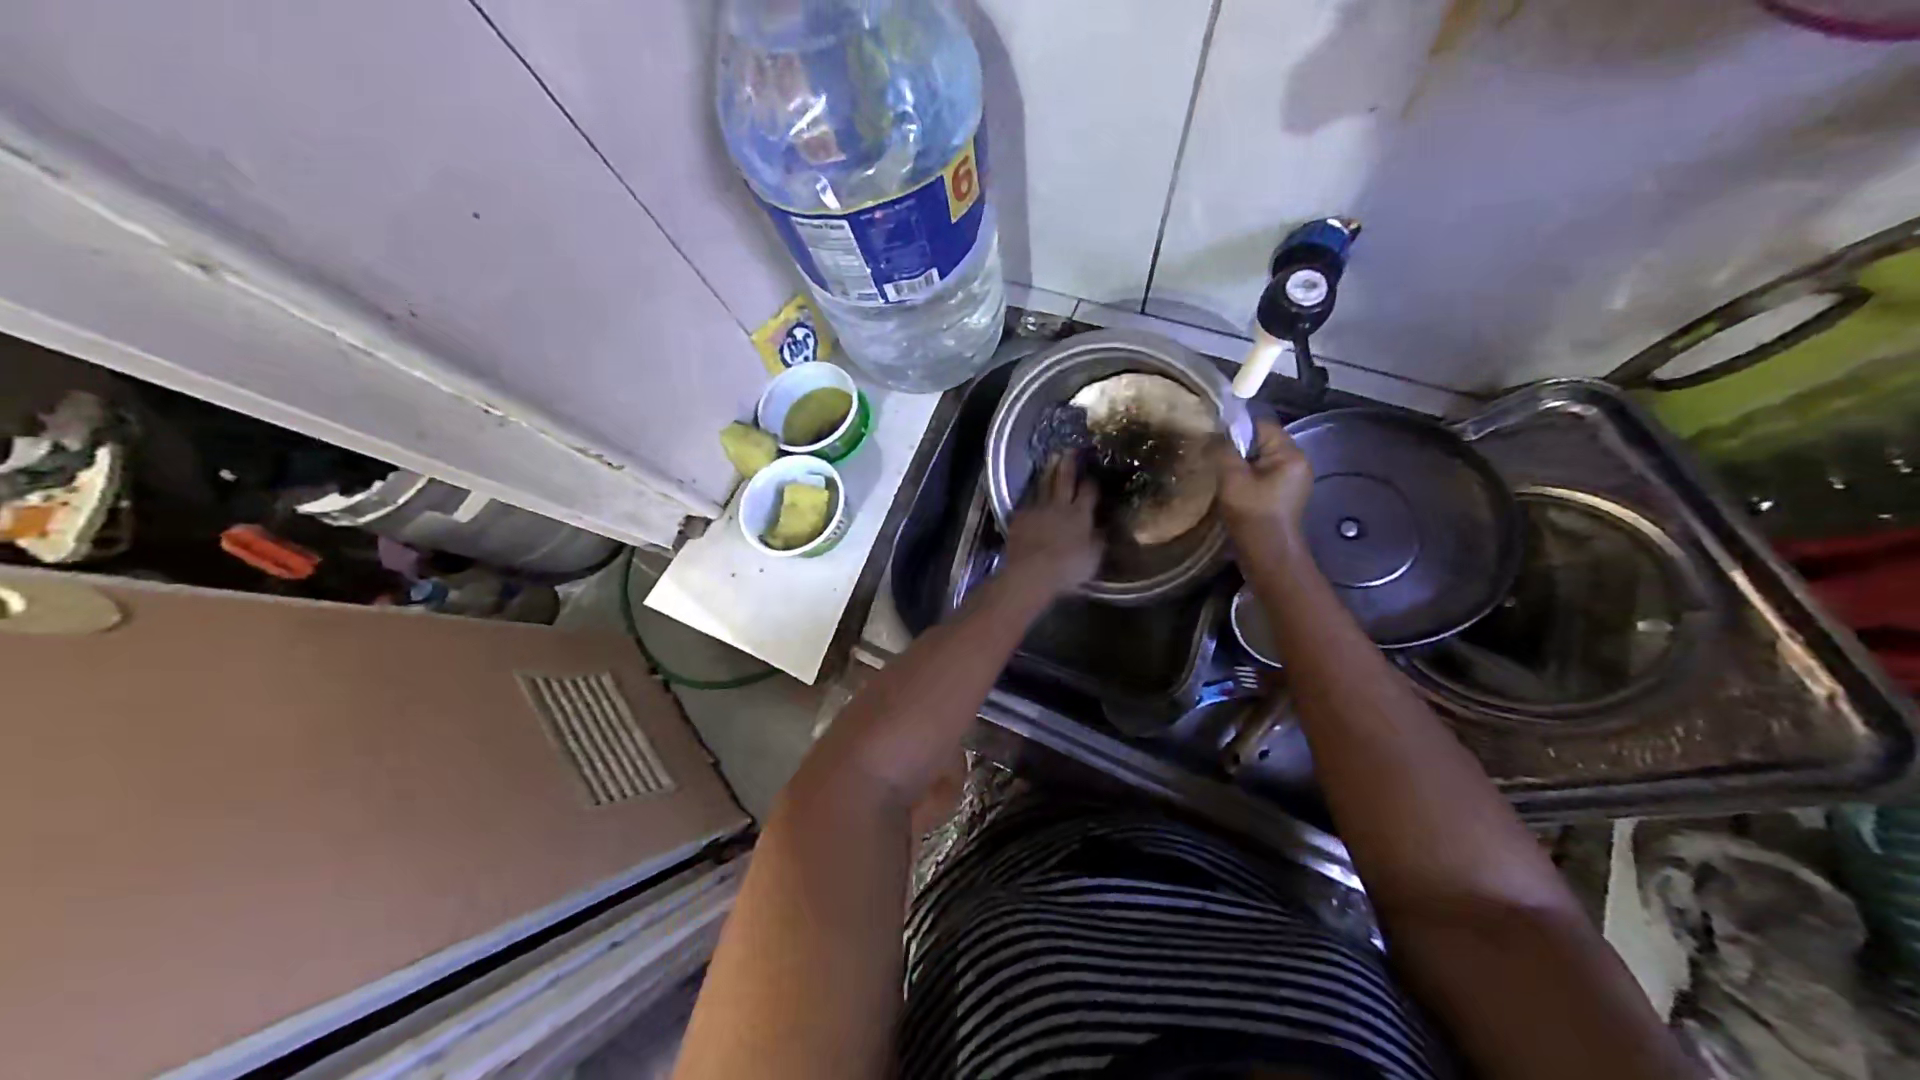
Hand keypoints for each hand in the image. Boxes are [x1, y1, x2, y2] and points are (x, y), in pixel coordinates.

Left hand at [1002, 455, 1101, 595]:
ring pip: (1044, 484)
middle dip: (1069, 463)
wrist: (1031, 572)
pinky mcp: (1019, 517)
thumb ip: (1098, 540)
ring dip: (1048, 470)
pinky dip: (1031, 492)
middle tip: (1070, 448)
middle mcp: (1059, 506)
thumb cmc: (1067, 568)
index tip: (1093, 472)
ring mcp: (1037, 509)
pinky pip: (1027, 500)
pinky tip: (1031, 489)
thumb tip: (1102, 528)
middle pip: (1065, 480)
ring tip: (1051, 458)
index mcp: (1080, 514)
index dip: (1092, 481)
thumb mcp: (1093, 558)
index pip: (1089, 491)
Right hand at [1209, 417, 1313, 542]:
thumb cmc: (1252, 515)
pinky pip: (1262, 474)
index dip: (1236, 426)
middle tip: (1212, 454)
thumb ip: (1222, 451)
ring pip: (1260, 458)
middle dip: (1236, 446)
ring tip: (1218, 469)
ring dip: (1239, 462)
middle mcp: (1297, 462)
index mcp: (1290, 454)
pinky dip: (1246, 475)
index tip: (1212, 436)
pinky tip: (1230, 485)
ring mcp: (1292, 479)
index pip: (1261, 425)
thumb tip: (1213, 433)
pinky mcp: (1283, 493)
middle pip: (1261, 441)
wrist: (1268, 555)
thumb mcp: (1232, 479)